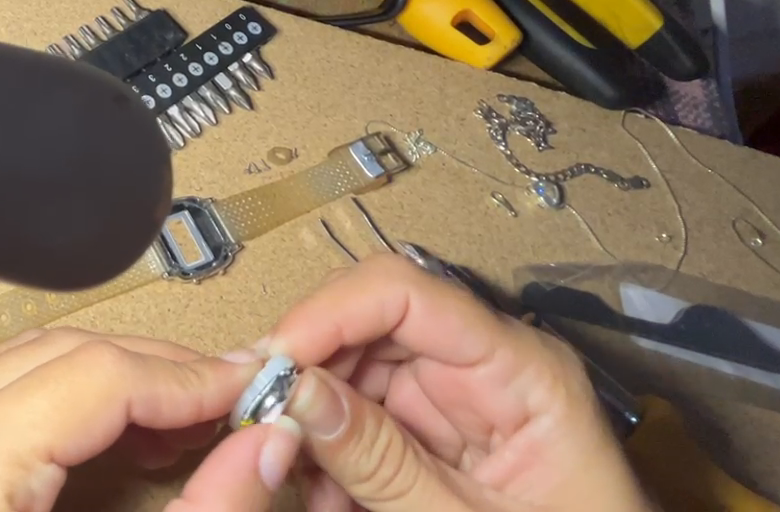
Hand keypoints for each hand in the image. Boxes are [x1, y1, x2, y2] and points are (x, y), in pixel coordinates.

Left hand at [0, 327, 302, 511]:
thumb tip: (268, 442)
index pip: (98, 375)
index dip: (185, 379)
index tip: (251, 386)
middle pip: (69, 353)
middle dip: (159, 371)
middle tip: (231, 398)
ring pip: (39, 356)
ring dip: (120, 376)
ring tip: (191, 415)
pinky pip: (9, 381)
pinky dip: (75, 393)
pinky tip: (130, 428)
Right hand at [260, 254, 654, 511]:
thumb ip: (380, 462)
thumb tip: (289, 389)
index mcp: (519, 369)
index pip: (405, 292)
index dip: (327, 312)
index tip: (274, 361)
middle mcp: (478, 361)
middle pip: (362, 320)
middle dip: (305, 365)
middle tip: (259, 414)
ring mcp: (450, 390)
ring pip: (346, 363)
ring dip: (308, 411)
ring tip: (290, 470)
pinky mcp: (429, 422)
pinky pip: (354, 407)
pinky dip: (324, 442)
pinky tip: (316, 488)